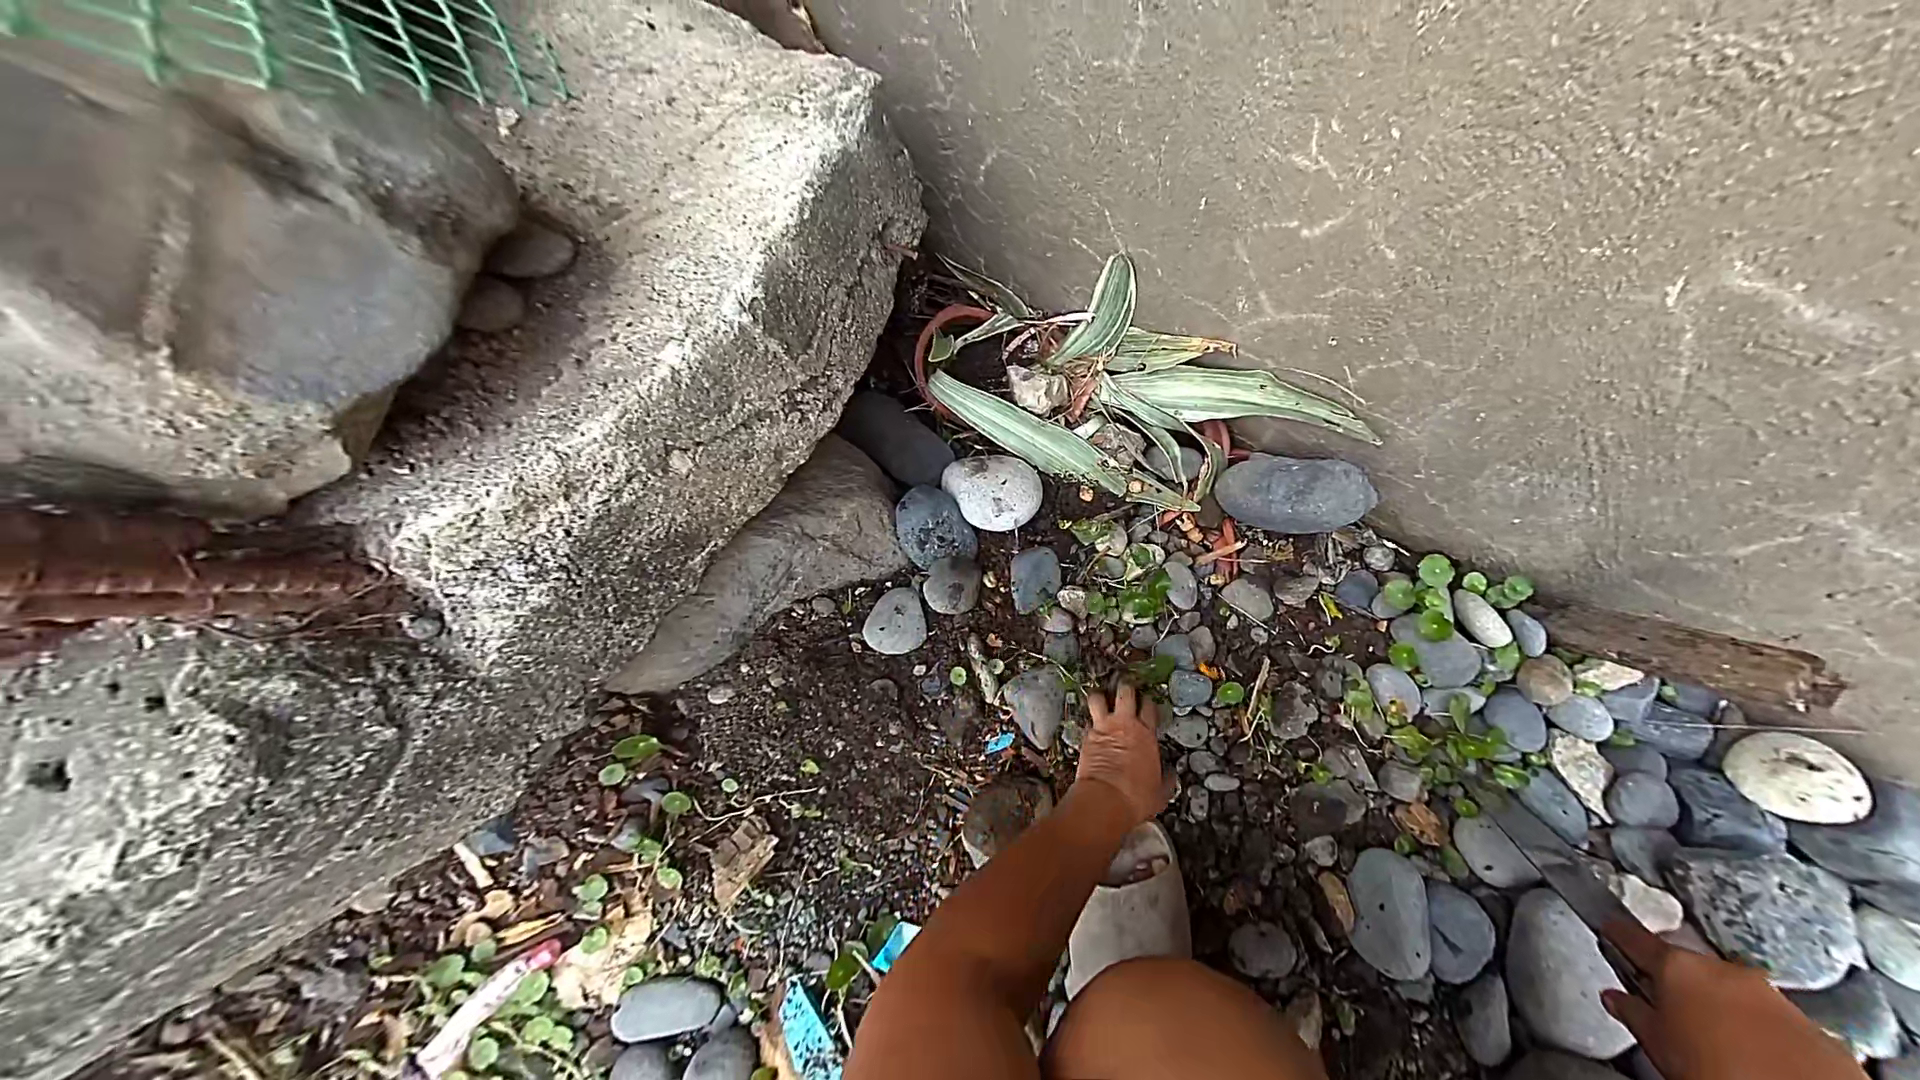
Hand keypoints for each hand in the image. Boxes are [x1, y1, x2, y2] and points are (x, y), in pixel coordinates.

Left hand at [1074, 682, 1172, 826]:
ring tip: (1100, 697)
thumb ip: (1166, 778)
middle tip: (1124, 688)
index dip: (1147, 701)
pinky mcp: (1087, 736)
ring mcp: (1103, 727)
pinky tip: (1089, 725)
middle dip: (1125, 687)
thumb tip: (1170, 775)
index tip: (1146, 701)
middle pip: (1125, 692)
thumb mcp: (1160, 790)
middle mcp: (1124, 725)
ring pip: (1098, 698)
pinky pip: (1086, 720)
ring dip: (1099, 696)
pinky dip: (1089, 721)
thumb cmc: (1136, 796)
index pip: (1149, 706)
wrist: (1107, 799)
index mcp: (1146, 734)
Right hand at [1600, 918, 1865, 1079]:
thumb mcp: (1657, 1042)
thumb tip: (1619, 999)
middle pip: (1689, 967)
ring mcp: (1776, 999)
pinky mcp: (1817, 1031)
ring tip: (1715, 1037)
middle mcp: (1726, 971)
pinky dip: (1761, 1030)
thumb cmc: (1717, 1070)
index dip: (1616, 933)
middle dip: (1678, 982)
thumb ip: (1633, 1012)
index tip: (1609, 930)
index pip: (1633, 937)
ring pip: (1735, 992)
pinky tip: (1755, 1054)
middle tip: (1667, 1006)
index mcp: (1677, 966)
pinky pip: (1776, 1021)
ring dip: (1722, 1006)